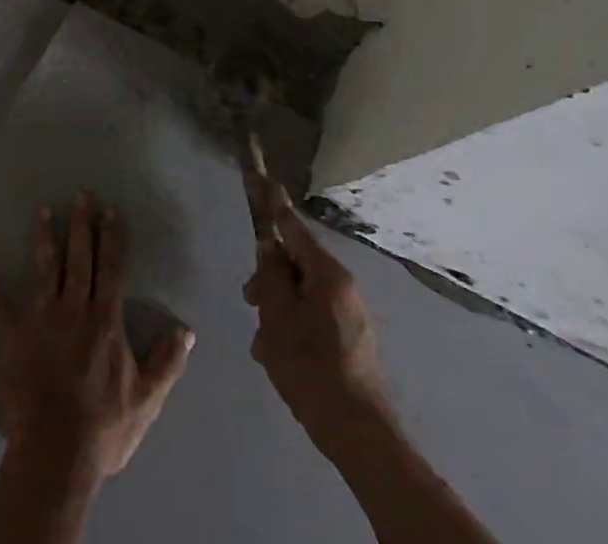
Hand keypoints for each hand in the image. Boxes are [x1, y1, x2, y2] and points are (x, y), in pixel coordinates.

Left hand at [0, 192, 195, 480]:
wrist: (56, 453)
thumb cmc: (105, 426)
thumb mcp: (148, 397)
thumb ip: (168, 361)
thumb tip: (187, 331)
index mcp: (106, 319)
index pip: (112, 268)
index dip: (112, 237)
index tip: (110, 210)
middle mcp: (74, 310)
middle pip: (80, 258)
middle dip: (82, 224)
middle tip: (81, 195)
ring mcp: (40, 321)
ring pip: (45, 270)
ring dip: (45, 239)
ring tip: (44, 212)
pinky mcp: (12, 339)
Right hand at [242, 172, 392, 436]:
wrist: (358, 429)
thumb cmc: (312, 369)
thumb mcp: (278, 319)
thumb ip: (270, 277)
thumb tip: (268, 248)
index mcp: (328, 275)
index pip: (294, 228)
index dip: (275, 205)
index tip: (264, 179)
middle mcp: (343, 285)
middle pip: (296, 263)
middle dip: (269, 278)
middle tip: (249, 300)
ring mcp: (349, 311)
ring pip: (302, 293)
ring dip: (278, 308)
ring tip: (264, 344)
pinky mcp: (349, 334)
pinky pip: (313, 315)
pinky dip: (293, 326)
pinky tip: (279, 355)